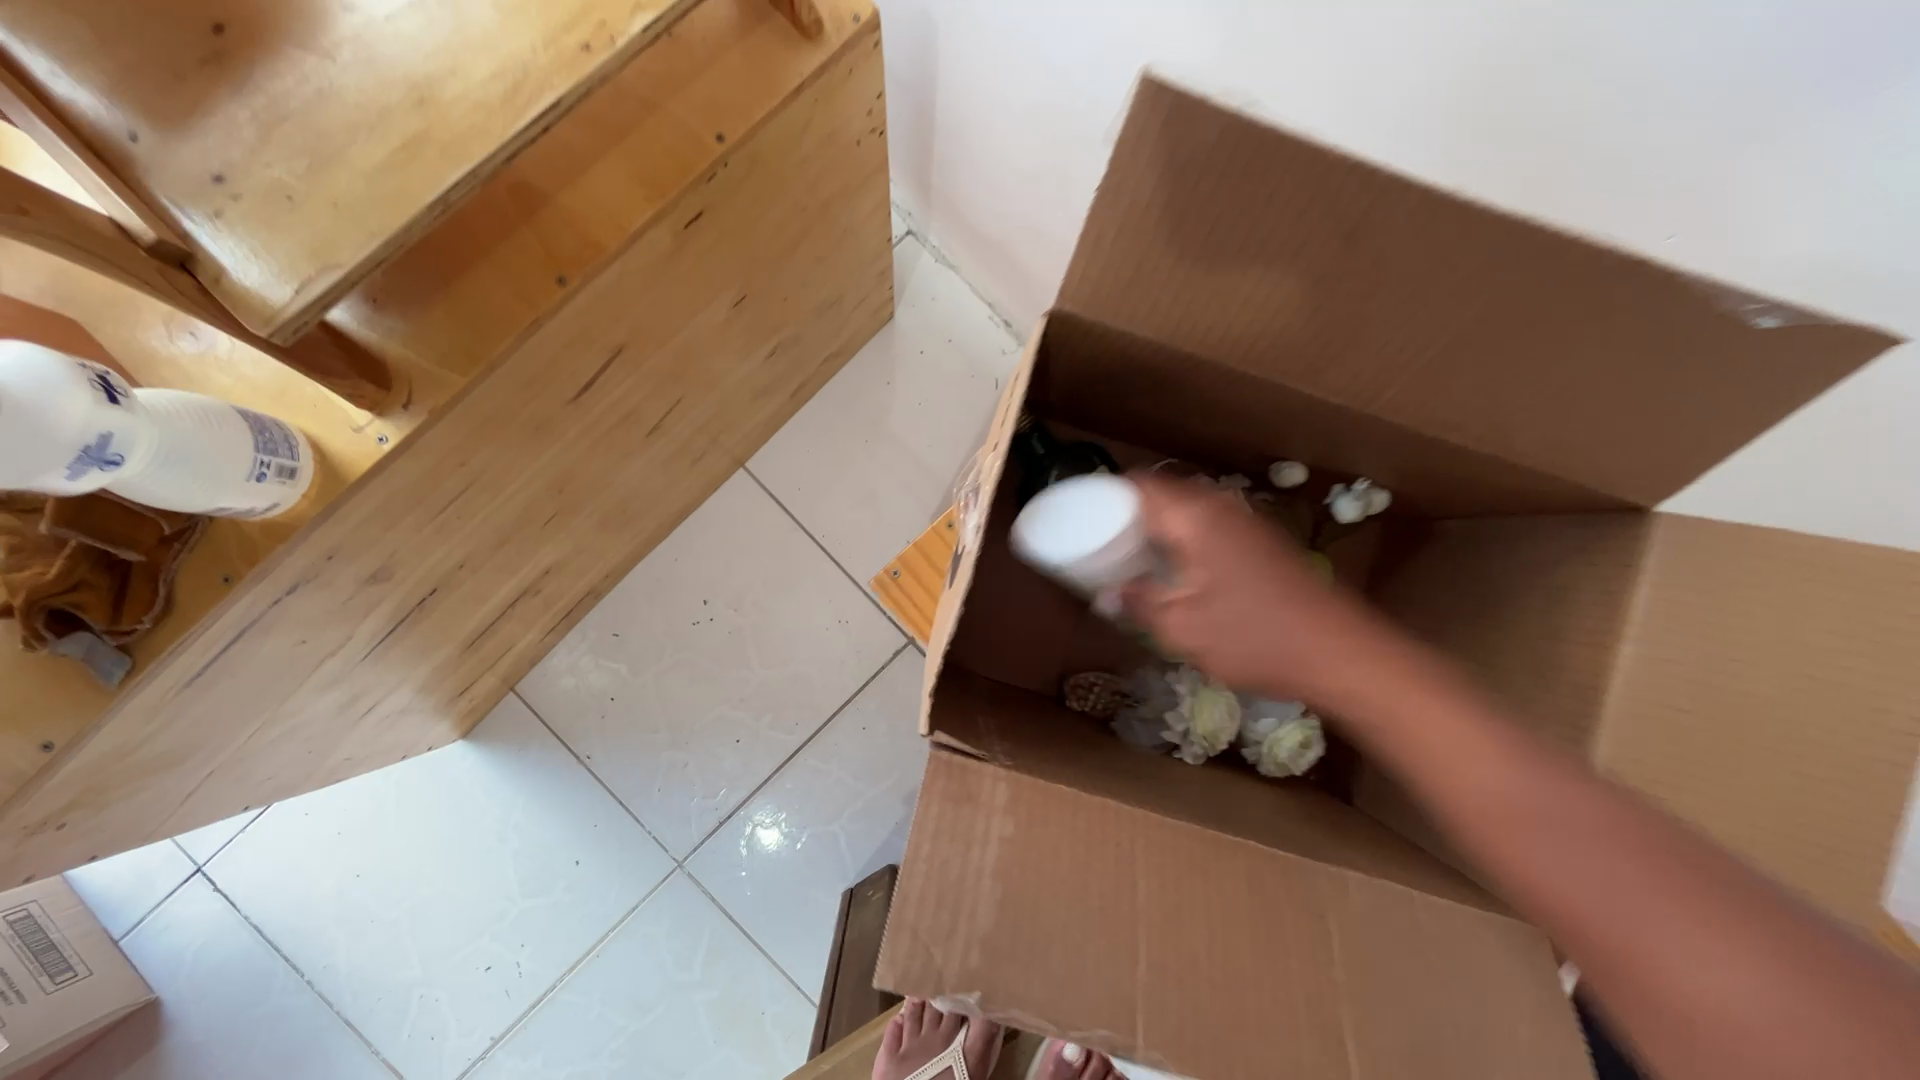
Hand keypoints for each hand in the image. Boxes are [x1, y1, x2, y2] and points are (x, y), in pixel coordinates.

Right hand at [1118, 471, 1396, 706]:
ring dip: (1155, 530)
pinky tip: (1171, 574)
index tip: (1077, 519)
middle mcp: (1221, 508)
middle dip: (1126, 516)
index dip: (1103, 497)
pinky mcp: (1261, 544)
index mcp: (1196, 517)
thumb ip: (1138, 604)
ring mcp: (1246, 524)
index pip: (1138, 486)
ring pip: (1185, 513)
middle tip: (1096, 544)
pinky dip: (1180, 542)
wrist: (1341, 652)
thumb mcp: (1183, 628)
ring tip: (1126, 560)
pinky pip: (1206, 529)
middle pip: (1161, 495)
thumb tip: (1105, 594)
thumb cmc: (1255, 638)